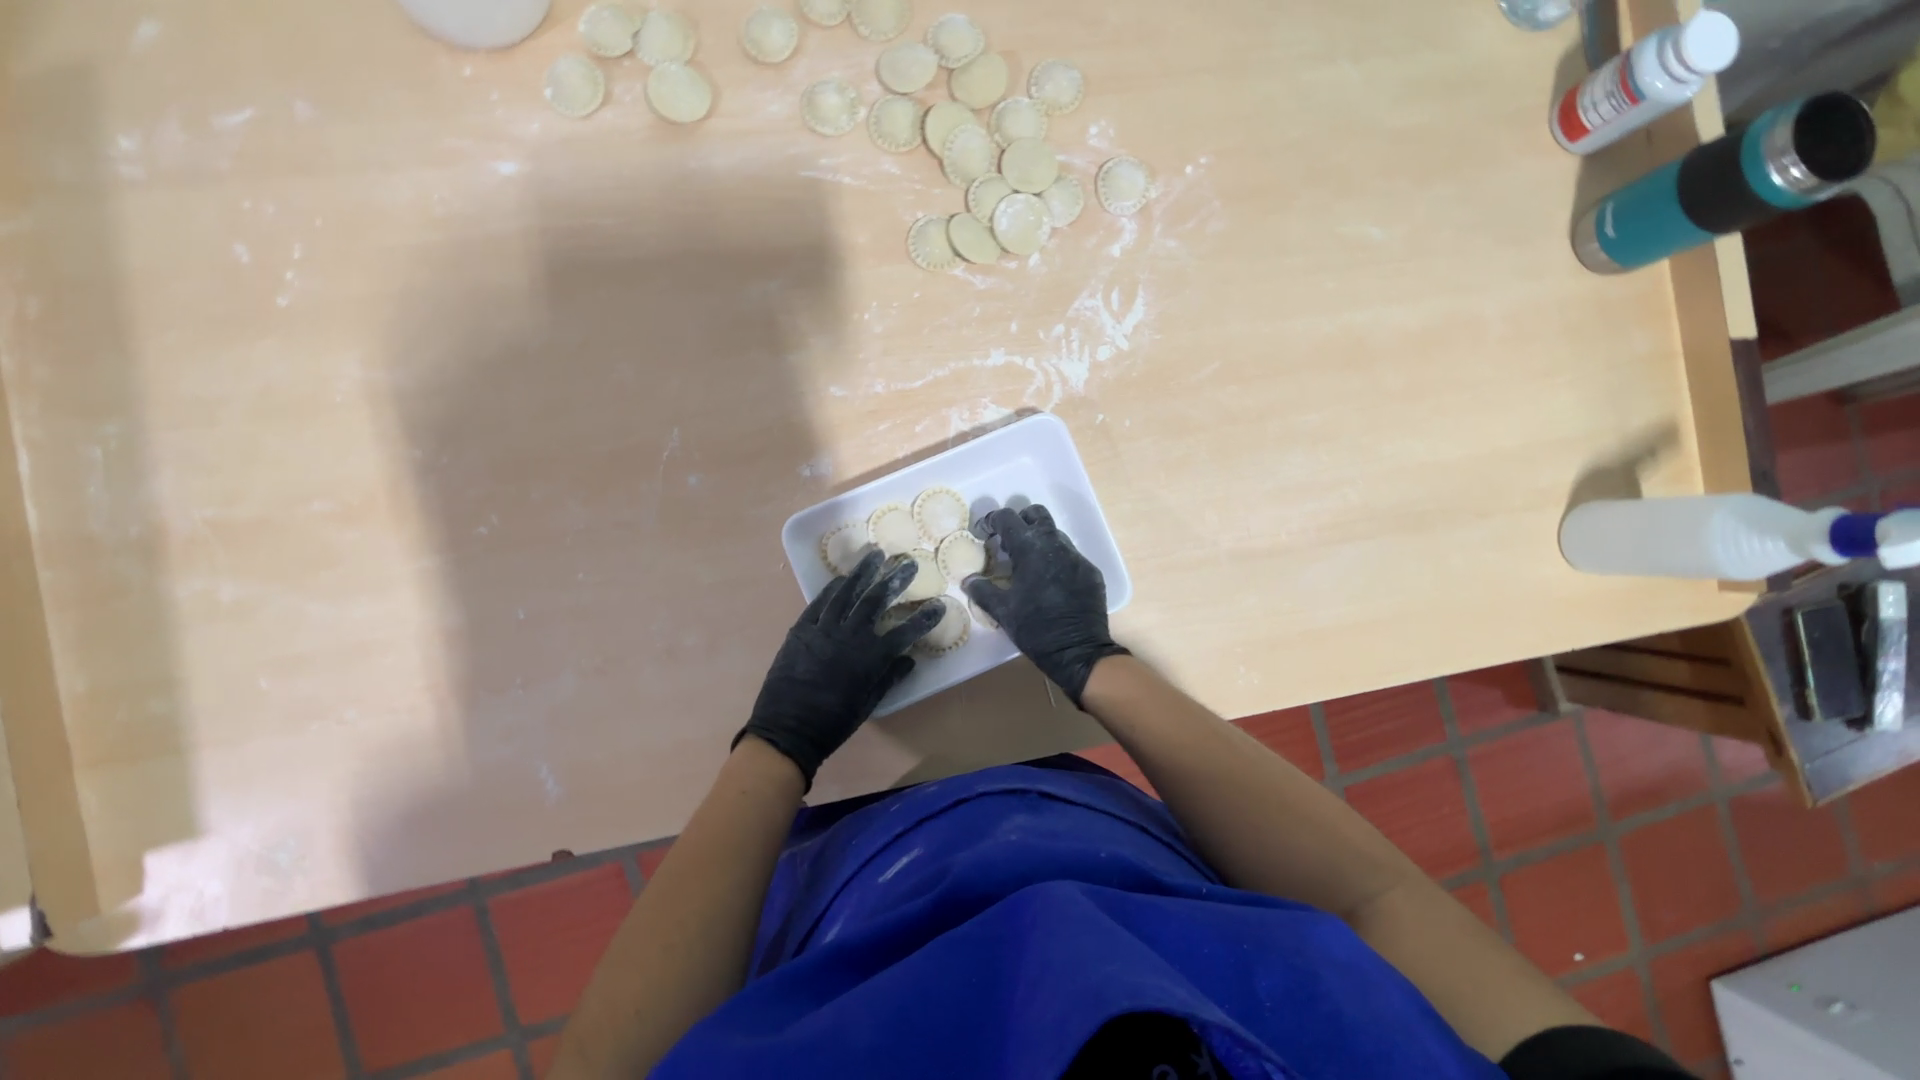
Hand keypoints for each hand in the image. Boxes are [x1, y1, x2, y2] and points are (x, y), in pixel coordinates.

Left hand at [736, 549, 943, 786]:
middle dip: (894, 580)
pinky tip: (842, 579)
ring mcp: (823, 629)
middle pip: (875, 600)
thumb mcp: (868, 705)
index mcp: (871, 658)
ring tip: (875, 555)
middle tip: (908, 564)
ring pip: (846, 593)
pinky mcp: (801, 629)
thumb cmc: (832, 723)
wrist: (786, 729)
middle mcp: (850, 636)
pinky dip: (832, 588)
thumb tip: (908, 660)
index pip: (905, 632)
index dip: (923, 618)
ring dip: (863, 572)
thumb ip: (888, 678)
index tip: (939, 605)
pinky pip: (819, 602)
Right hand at [962, 504, 1128, 705]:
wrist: (1078, 651)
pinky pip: (1070, 556)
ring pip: (1055, 535)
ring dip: (1039, 541)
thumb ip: (982, 590)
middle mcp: (1056, 545)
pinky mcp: (1090, 572)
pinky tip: (1050, 583)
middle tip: (1008, 541)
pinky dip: (1056, 560)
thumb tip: (968, 579)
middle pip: (1036, 515)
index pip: (1008, 518)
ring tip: (1028, 564)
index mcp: (1030, 549)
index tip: (984, 532)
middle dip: (1020, 521)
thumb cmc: (1035, 628)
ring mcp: (1077, 557)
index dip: (992, 521)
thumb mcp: (1002, 611)